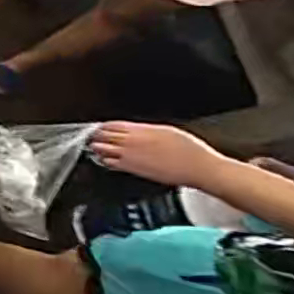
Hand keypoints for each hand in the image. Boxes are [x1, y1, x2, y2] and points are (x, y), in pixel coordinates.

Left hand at [88, 122, 228, 187]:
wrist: (200, 168)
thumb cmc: (190, 150)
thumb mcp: (167, 130)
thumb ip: (145, 129)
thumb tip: (133, 129)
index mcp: (140, 130)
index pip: (111, 125)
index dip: (102, 126)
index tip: (100, 127)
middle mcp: (131, 141)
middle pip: (102, 135)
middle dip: (95, 135)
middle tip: (93, 136)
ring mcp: (129, 155)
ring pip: (101, 148)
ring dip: (96, 146)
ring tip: (95, 146)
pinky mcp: (132, 169)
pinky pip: (108, 163)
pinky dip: (103, 159)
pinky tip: (103, 159)